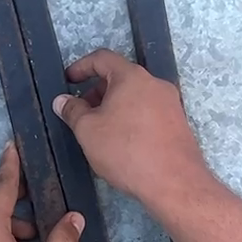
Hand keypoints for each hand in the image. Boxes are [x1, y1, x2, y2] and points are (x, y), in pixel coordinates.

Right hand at [53, 48, 213, 208]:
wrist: (174, 183)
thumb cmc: (127, 151)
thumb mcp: (88, 130)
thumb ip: (72, 111)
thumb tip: (63, 100)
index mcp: (131, 76)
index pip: (102, 58)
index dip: (81, 66)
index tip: (68, 79)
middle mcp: (154, 84)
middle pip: (120, 77)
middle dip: (96, 91)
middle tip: (81, 111)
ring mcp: (170, 103)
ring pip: (135, 96)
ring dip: (113, 106)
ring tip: (99, 131)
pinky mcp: (178, 124)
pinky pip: (148, 112)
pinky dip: (131, 118)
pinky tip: (122, 142)